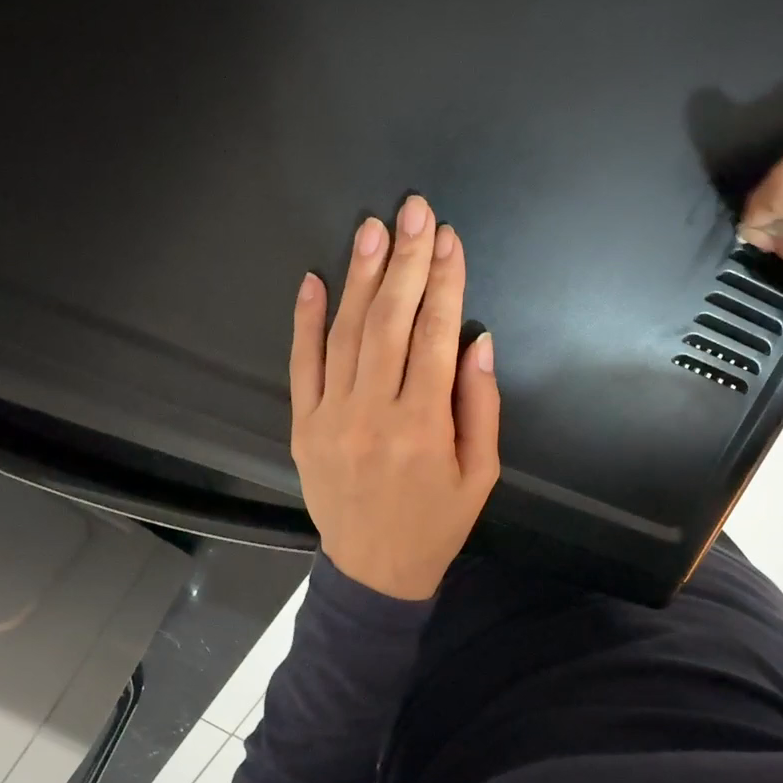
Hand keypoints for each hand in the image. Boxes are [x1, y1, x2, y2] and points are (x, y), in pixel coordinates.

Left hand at [289, 195, 500, 599]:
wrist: (374, 572)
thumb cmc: (436, 523)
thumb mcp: (481, 475)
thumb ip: (481, 406)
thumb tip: (479, 341)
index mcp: (424, 425)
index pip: (436, 335)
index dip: (446, 282)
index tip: (450, 239)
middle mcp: (374, 412)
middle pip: (390, 321)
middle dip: (407, 260)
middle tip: (414, 209)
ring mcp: (330, 416)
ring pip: (344, 332)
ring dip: (360, 275)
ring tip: (374, 228)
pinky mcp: (302, 424)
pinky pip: (301, 364)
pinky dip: (305, 319)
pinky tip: (315, 279)